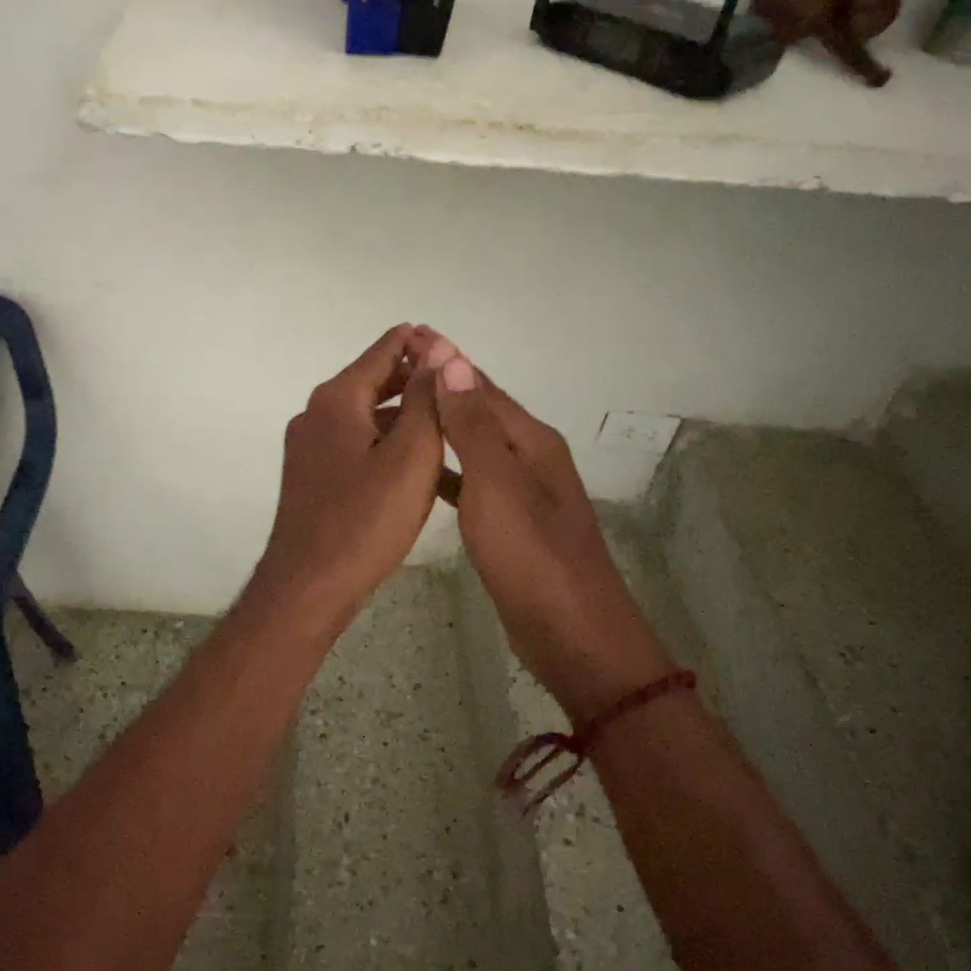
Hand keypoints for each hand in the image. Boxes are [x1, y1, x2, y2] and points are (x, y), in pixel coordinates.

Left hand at [251, 324, 445, 623]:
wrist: (307, 587)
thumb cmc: (365, 521)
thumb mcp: (411, 456)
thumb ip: (426, 399)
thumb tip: (439, 349)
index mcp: (337, 400)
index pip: (384, 350)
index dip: (421, 343)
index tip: (455, 345)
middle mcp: (316, 414)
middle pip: (372, 381)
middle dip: (414, 378)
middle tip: (460, 385)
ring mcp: (309, 447)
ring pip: (365, 416)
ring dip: (402, 413)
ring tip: (446, 420)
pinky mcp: (312, 477)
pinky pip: (355, 444)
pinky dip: (385, 441)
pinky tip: (414, 460)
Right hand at [428, 341, 674, 716]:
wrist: (573, 635)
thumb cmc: (532, 557)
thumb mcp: (497, 485)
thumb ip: (473, 426)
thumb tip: (453, 360)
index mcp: (531, 442)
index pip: (482, 387)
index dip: (447, 360)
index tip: (411, 334)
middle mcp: (531, 459)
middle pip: (481, 411)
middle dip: (443, 387)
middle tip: (396, 369)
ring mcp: (523, 495)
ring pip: (475, 447)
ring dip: (443, 426)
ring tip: (400, 413)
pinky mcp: (512, 527)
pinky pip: (473, 483)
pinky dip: (448, 469)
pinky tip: (424, 472)